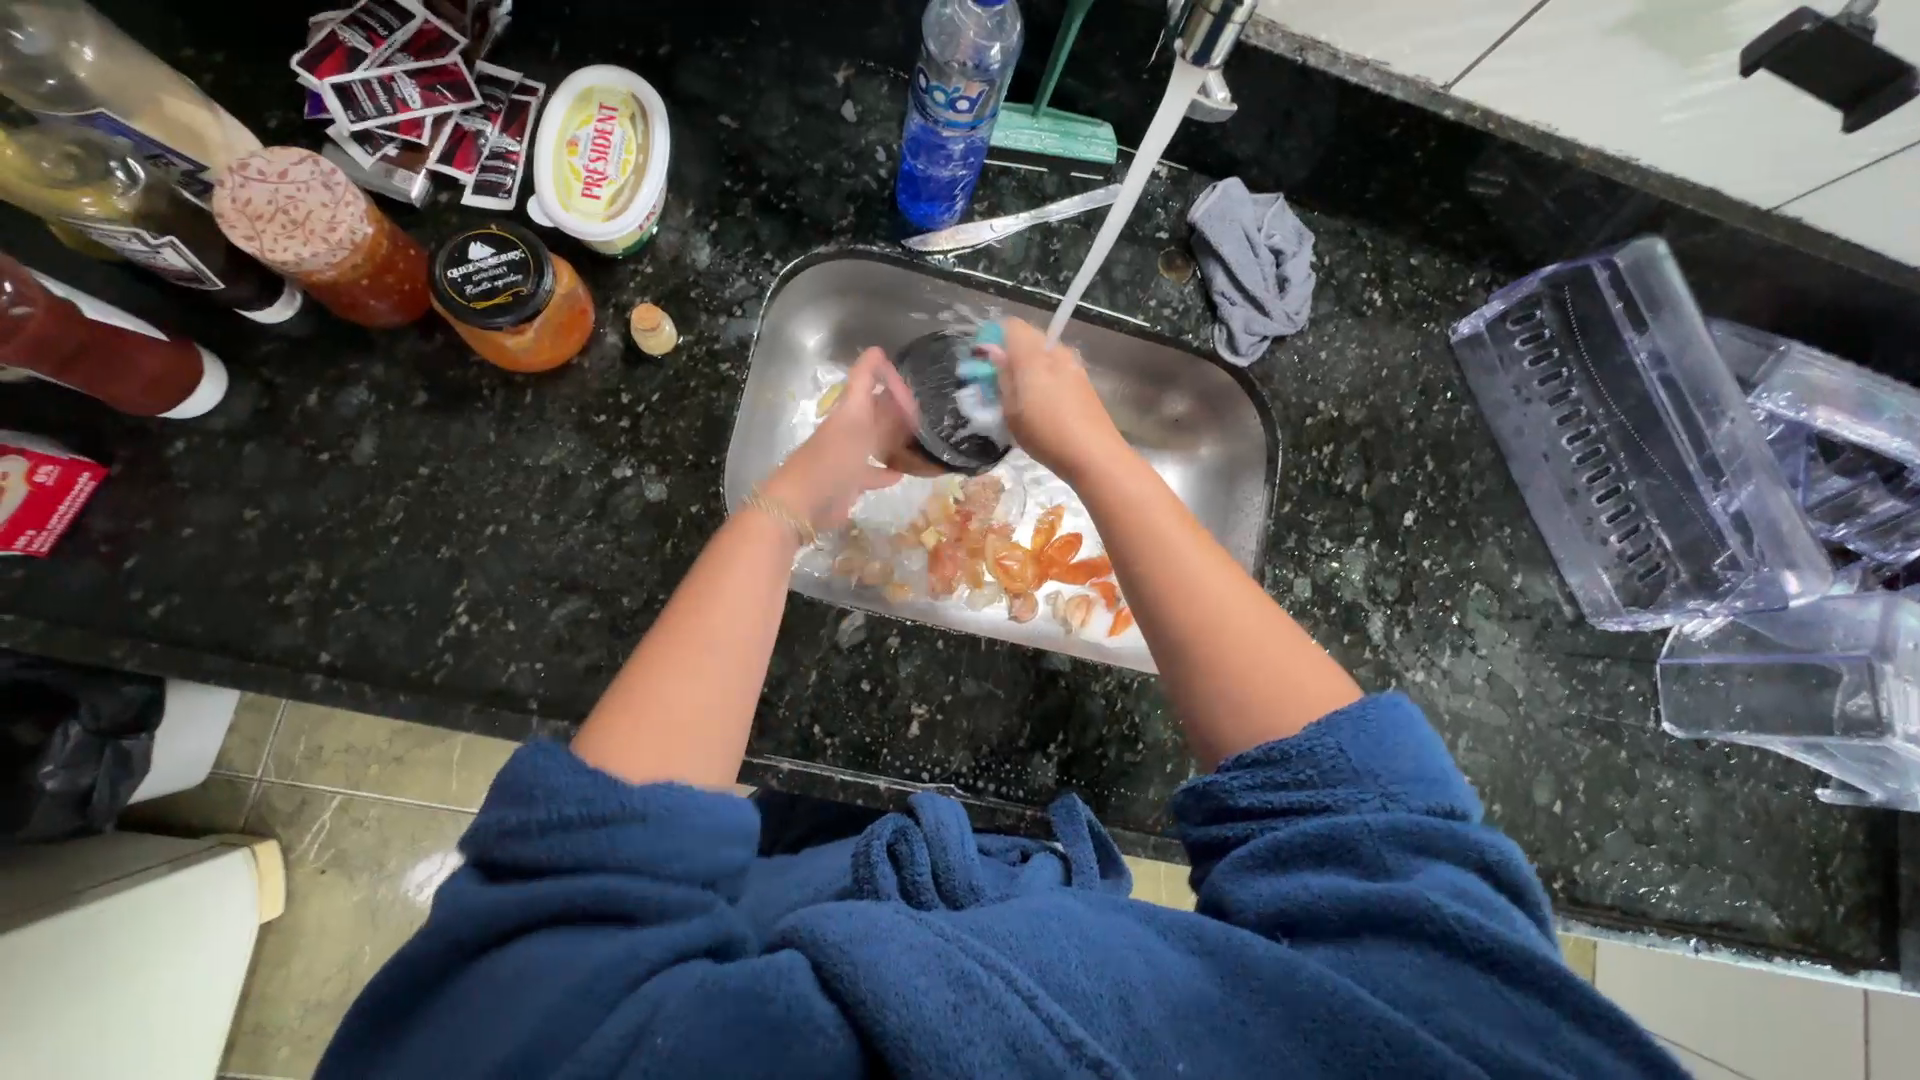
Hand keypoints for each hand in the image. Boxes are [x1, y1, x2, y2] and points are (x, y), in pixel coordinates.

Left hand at [763, 347, 918, 530]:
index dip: (887, 377)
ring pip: (874, 441)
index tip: (915, 388)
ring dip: (892, 438)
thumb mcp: (853, 416)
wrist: (804, 503)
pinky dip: (885, 471)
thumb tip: (875, 350)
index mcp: (848, 410)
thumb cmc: (833, 458)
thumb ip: (863, 383)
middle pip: (873, 412)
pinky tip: (900, 473)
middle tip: (926, 410)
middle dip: (895, 408)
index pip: (867, 381)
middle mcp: (848, 429)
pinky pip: (871, 473)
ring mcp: (848, 456)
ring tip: (918, 438)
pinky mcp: (849, 482)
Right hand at [985, 318, 1127, 482]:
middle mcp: (1056, 352)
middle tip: (1001, 383)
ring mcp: (1074, 365)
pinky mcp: (1085, 381)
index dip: (995, 338)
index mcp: (1034, 355)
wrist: (1094, 455)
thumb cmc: (1046, 434)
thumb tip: (994, 353)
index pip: (1011, 326)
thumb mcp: (1011, 411)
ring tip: (1023, 398)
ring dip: (1030, 367)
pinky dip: (1046, 378)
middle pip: (1029, 338)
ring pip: (1045, 354)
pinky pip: (1058, 369)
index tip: (987, 363)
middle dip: (1012, 354)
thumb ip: (1002, 377)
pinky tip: (1044, 405)